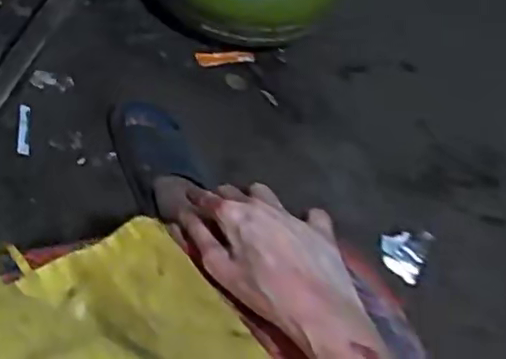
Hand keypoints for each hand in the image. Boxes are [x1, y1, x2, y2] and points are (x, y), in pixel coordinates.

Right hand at [173, 184, 386, 358]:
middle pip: (232, 190)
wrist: (324, 316)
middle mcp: (258, 204)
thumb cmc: (265, 295)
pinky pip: (311, 214)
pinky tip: (302, 231)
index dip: (195, 198)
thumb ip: (199, 237)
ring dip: (256, 199)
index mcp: (232, 213)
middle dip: (223, 197)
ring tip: (257, 216)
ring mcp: (291, 214)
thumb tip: (182, 214)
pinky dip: (304, 219)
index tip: (188, 199)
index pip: (205, 197)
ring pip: (265, 192)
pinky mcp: (320, 229)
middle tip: (221, 214)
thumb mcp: (221, 270)